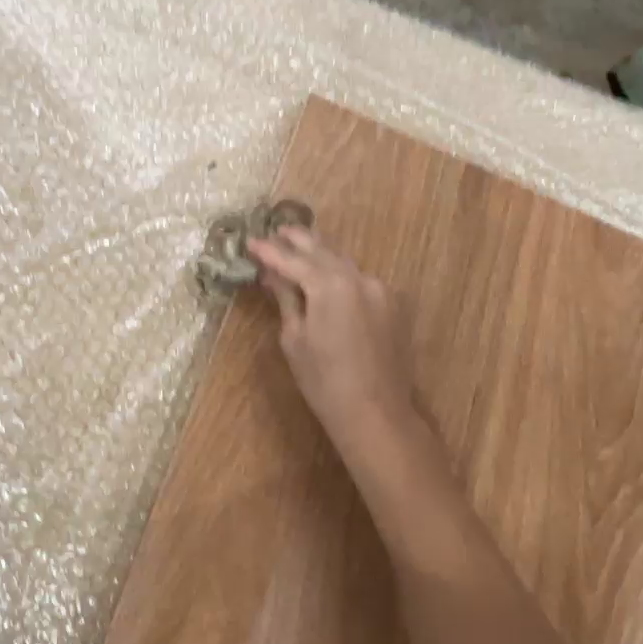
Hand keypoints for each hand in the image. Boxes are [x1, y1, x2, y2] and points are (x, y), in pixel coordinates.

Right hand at [247, 227, 423, 454]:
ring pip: (344, 264)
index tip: (251, 241)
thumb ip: (287, 299)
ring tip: (299, 248)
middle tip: (277, 231)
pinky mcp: (392, 305)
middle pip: (323, 251)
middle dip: (299, 241)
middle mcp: (359, 278)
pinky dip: (340, 275)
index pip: (293, 260)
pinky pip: (360, 281)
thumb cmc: (324, 382)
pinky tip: (327, 277)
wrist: (375, 412)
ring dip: (321, 255)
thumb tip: (273, 275)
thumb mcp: (295, 339)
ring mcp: (380, 290)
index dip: (270, 251)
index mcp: (331, 285)